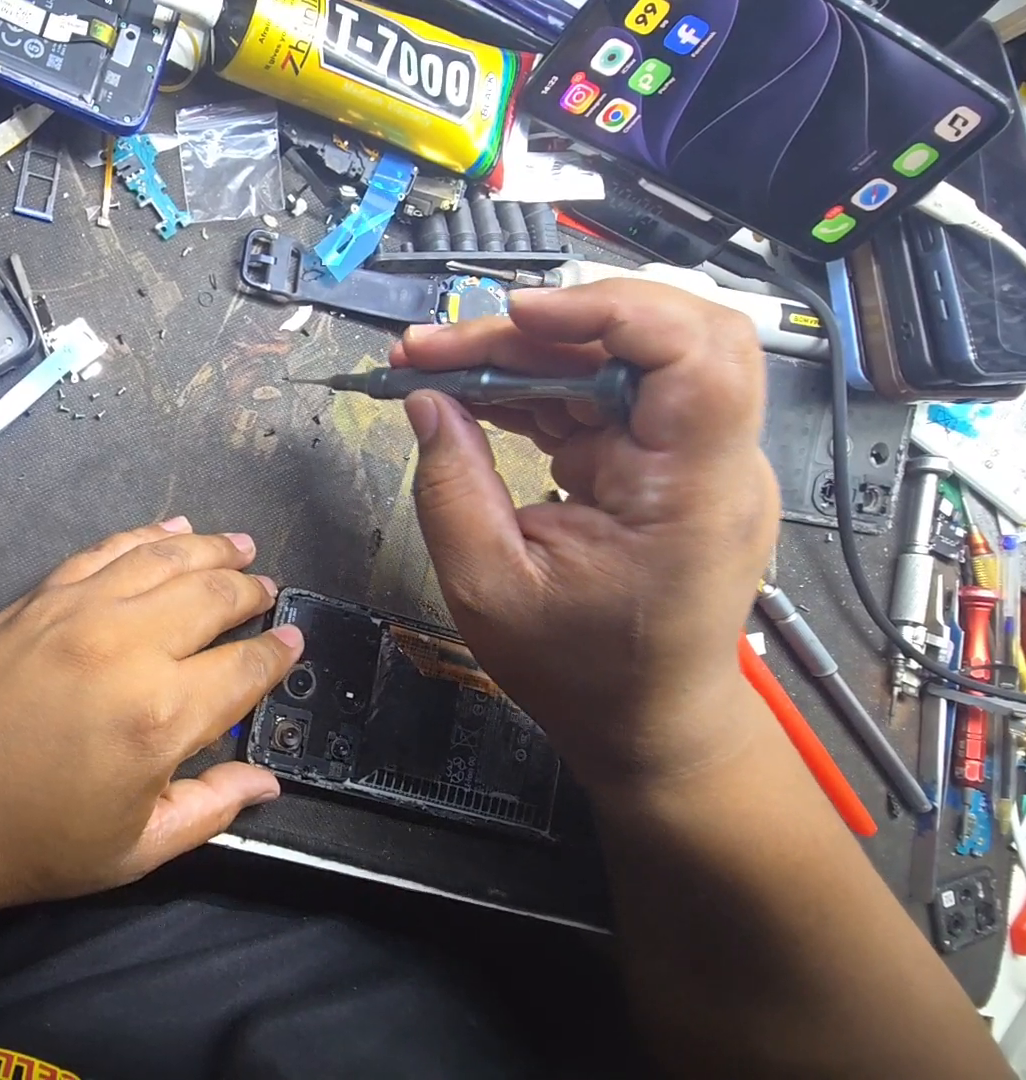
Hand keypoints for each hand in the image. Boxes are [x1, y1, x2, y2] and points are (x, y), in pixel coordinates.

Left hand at [0, 518, 302, 935]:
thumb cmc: (26, 844)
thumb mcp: (131, 851)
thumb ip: (210, 808)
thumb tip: (267, 780)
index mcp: (161, 718)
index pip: (245, 670)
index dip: (277, 656)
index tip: (294, 643)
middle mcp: (128, 648)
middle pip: (212, 598)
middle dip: (251, 593)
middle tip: (268, 592)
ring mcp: (78, 612)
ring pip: (164, 561)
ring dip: (211, 550)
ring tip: (240, 546)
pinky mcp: (38, 598)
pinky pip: (104, 551)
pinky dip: (145, 537)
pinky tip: (170, 531)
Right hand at [393, 281, 778, 793]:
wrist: (642, 719)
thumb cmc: (574, 668)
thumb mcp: (485, 585)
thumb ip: (449, 486)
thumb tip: (425, 401)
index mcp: (688, 493)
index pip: (693, 353)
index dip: (608, 310)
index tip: (513, 313)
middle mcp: (706, 461)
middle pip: (642, 343)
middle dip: (530, 331)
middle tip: (431, 348)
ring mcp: (686, 460)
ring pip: (609, 364)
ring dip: (518, 355)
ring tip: (431, 365)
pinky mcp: (657, 466)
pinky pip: (595, 401)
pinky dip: (529, 390)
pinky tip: (469, 397)